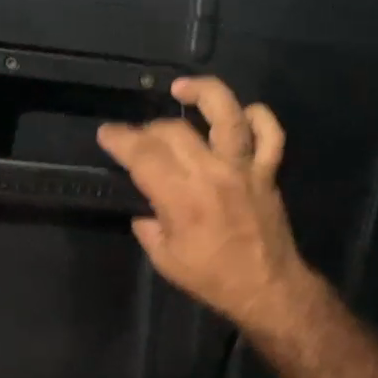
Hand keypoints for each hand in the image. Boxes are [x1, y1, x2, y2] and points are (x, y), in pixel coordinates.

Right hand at [97, 76, 317, 330]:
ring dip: (203, 93)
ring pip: (226, 115)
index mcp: (181, 198)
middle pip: (175, 131)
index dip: (120, 139)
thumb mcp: (165, 260)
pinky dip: (258, 117)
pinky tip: (240, 113)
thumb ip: (149, 227)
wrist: (267, 289)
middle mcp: (212, 173)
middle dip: (148, 128)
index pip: (143, 155)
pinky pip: (270, 134)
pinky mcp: (267, 172)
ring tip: (182, 89)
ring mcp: (243, 168)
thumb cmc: (212, 279)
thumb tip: (145, 208)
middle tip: (137, 138)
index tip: (106, 133)